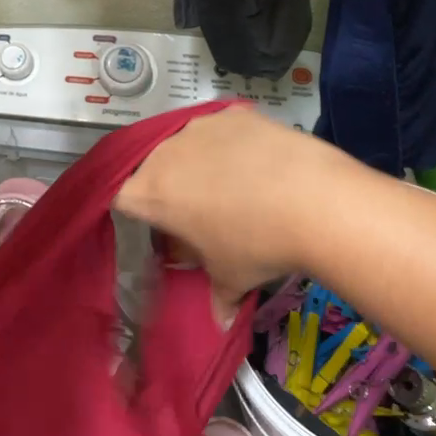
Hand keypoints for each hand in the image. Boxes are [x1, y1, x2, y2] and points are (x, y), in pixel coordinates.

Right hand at [115, 106, 347, 303]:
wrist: (313, 199)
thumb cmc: (257, 244)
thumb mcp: (232, 278)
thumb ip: (216, 296)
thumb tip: (219, 322)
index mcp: (150, 193)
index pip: (122, 199)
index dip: (138, 213)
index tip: (161, 228)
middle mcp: (163, 154)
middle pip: (152, 169)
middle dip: (170, 187)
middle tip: (200, 211)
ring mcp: (197, 128)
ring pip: (186, 145)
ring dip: (199, 163)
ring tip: (234, 185)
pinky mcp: (230, 113)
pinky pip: (220, 129)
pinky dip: (231, 144)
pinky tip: (257, 162)